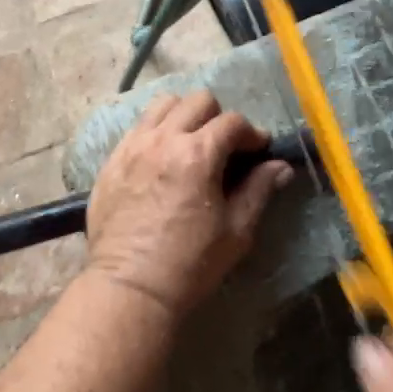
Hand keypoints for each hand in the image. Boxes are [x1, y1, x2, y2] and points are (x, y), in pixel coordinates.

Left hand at [84, 91, 294, 315]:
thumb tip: (281, 167)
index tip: (258, 152)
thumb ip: (259, 190)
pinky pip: (137, 128)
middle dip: (218, 118)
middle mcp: (164, 139)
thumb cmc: (190, 264)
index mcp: (198, 154)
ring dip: (183, 117)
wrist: (130, 290)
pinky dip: (155, 133)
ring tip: (189, 144)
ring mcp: (132, 147)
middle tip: (223, 147)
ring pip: (163, 105)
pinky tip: (161, 160)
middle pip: (197, 101)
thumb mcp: (236, 231)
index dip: (252, 134)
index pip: (233, 122)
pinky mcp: (111, 161)